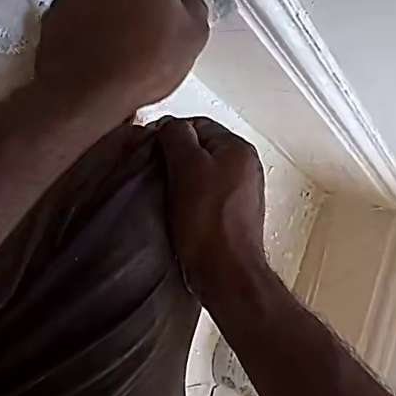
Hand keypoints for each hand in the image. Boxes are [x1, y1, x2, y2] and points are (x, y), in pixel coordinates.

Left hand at [35, 0, 209, 114]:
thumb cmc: (134, 62)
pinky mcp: (54, 13)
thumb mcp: (192, 33)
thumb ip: (194, 5)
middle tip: (157, 29)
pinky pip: (81, 15)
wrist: (84, 92)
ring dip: (115, 12)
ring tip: (131, 47)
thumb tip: (189, 3)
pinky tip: (107, 53)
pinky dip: (92, 28)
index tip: (178, 8)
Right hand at [156, 116, 266, 293]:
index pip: (195, 123)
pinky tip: (174, 206)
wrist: (224, 272)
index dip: (169, 132)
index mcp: (238, 149)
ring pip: (197, 169)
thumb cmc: (207, 219)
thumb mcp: (186, 165)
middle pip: (197, 146)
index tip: (150, 149)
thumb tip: (167, 125)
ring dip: (177, 176)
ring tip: (162, 190)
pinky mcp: (229, 212)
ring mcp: (239, 191)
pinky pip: (201, 192)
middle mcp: (244, 166)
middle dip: (173, 155)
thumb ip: (176, 135)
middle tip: (154, 169)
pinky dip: (185, 195)